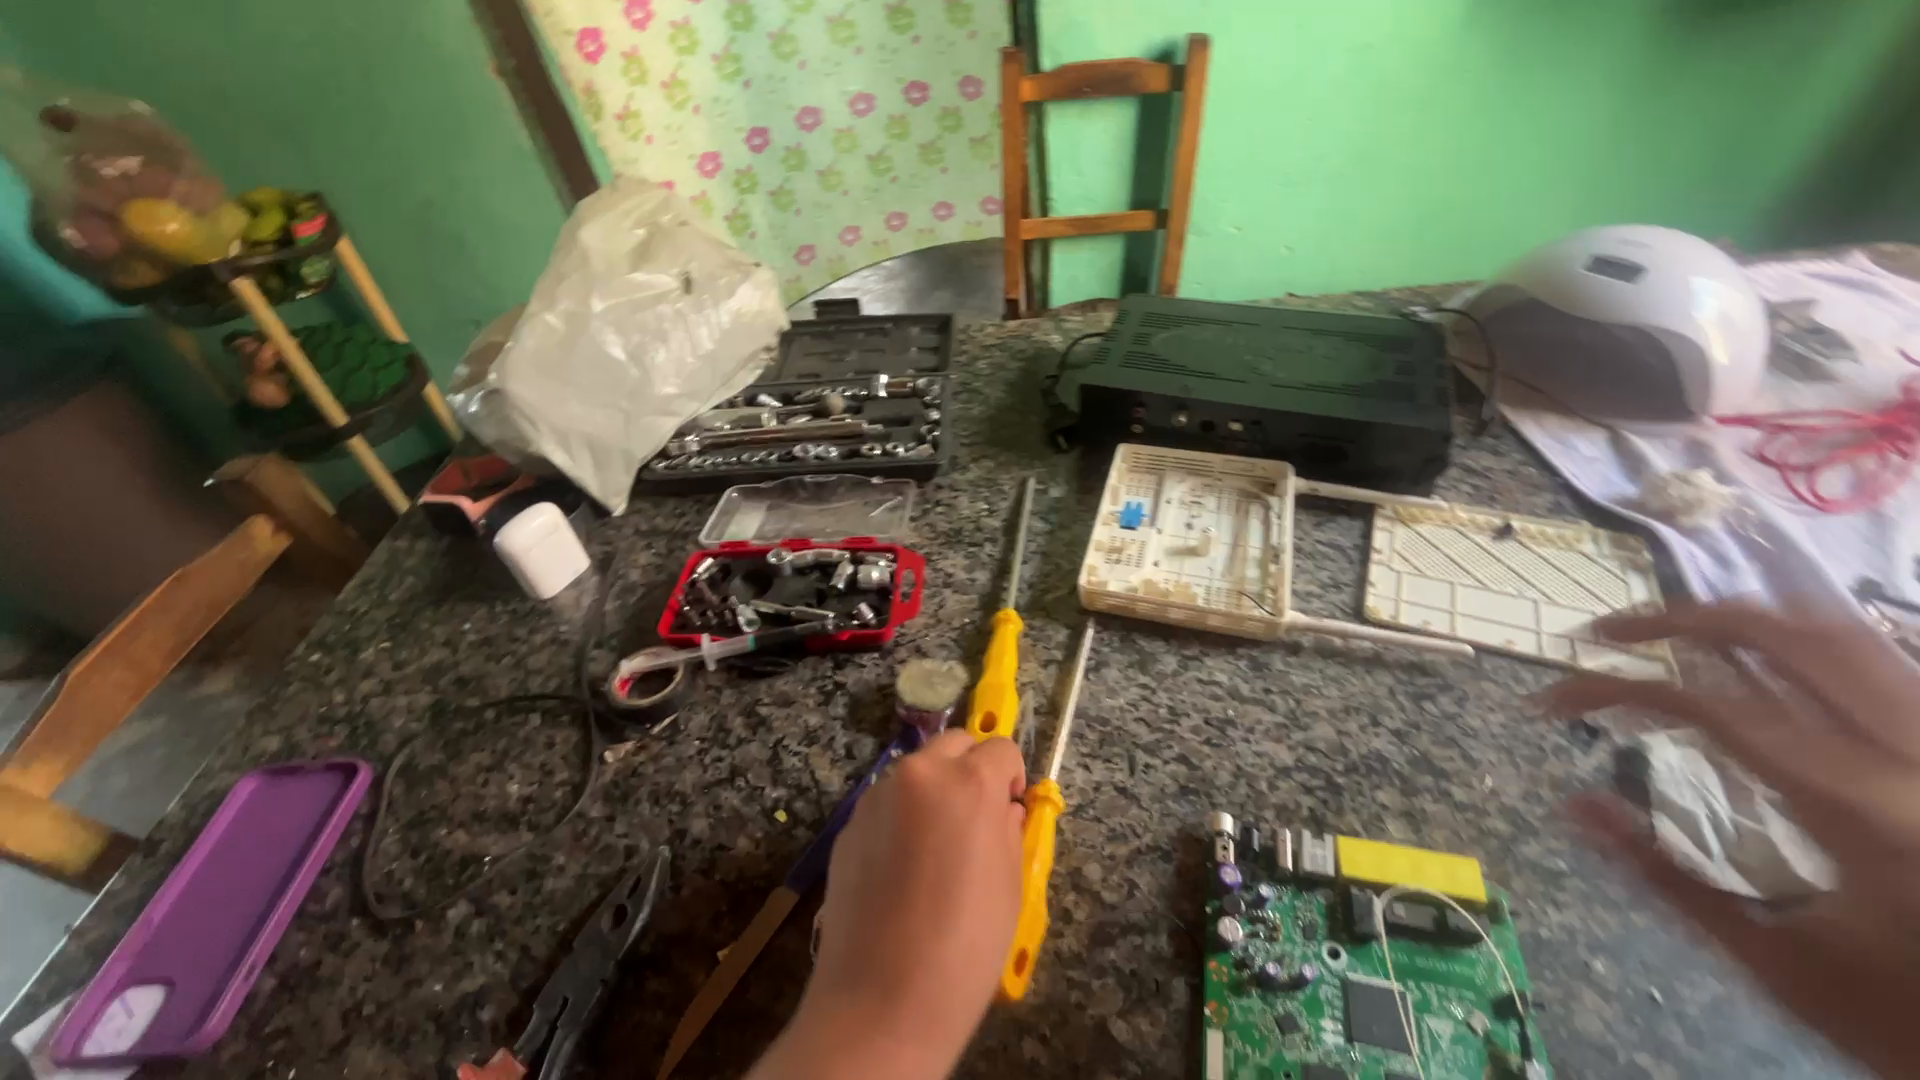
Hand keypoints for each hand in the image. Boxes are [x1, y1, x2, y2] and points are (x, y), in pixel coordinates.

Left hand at [749, 730, 1026, 1079]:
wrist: (881, 1001)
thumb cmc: (964, 946)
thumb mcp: (1010, 883)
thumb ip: (1008, 828)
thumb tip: (1002, 808)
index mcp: (968, 783)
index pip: (1002, 748)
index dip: (1012, 777)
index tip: (1010, 807)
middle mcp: (918, 775)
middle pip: (954, 743)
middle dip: (971, 768)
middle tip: (977, 818)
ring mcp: (876, 797)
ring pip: (916, 771)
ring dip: (933, 790)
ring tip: (936, 847)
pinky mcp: (848, 825)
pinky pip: (887, 803)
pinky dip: (902, 817)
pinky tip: (903, 868)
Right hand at [1547, 602, 1919, 1079]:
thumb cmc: (1907, 1018)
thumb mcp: (1778, 963)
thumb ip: (1669, 877)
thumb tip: (1574, 806)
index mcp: (1851, 805)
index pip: (1707, 706)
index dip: (1614, 689)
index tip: (1551, 702)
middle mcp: (1905, 759)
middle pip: (1782, 638)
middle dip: (1678, 621)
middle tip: (1605, 635)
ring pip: (1848, 638)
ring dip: (1748, 621)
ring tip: (1676, 631)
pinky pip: (1895, 667)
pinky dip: (1826, 644)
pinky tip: (1775, 657)